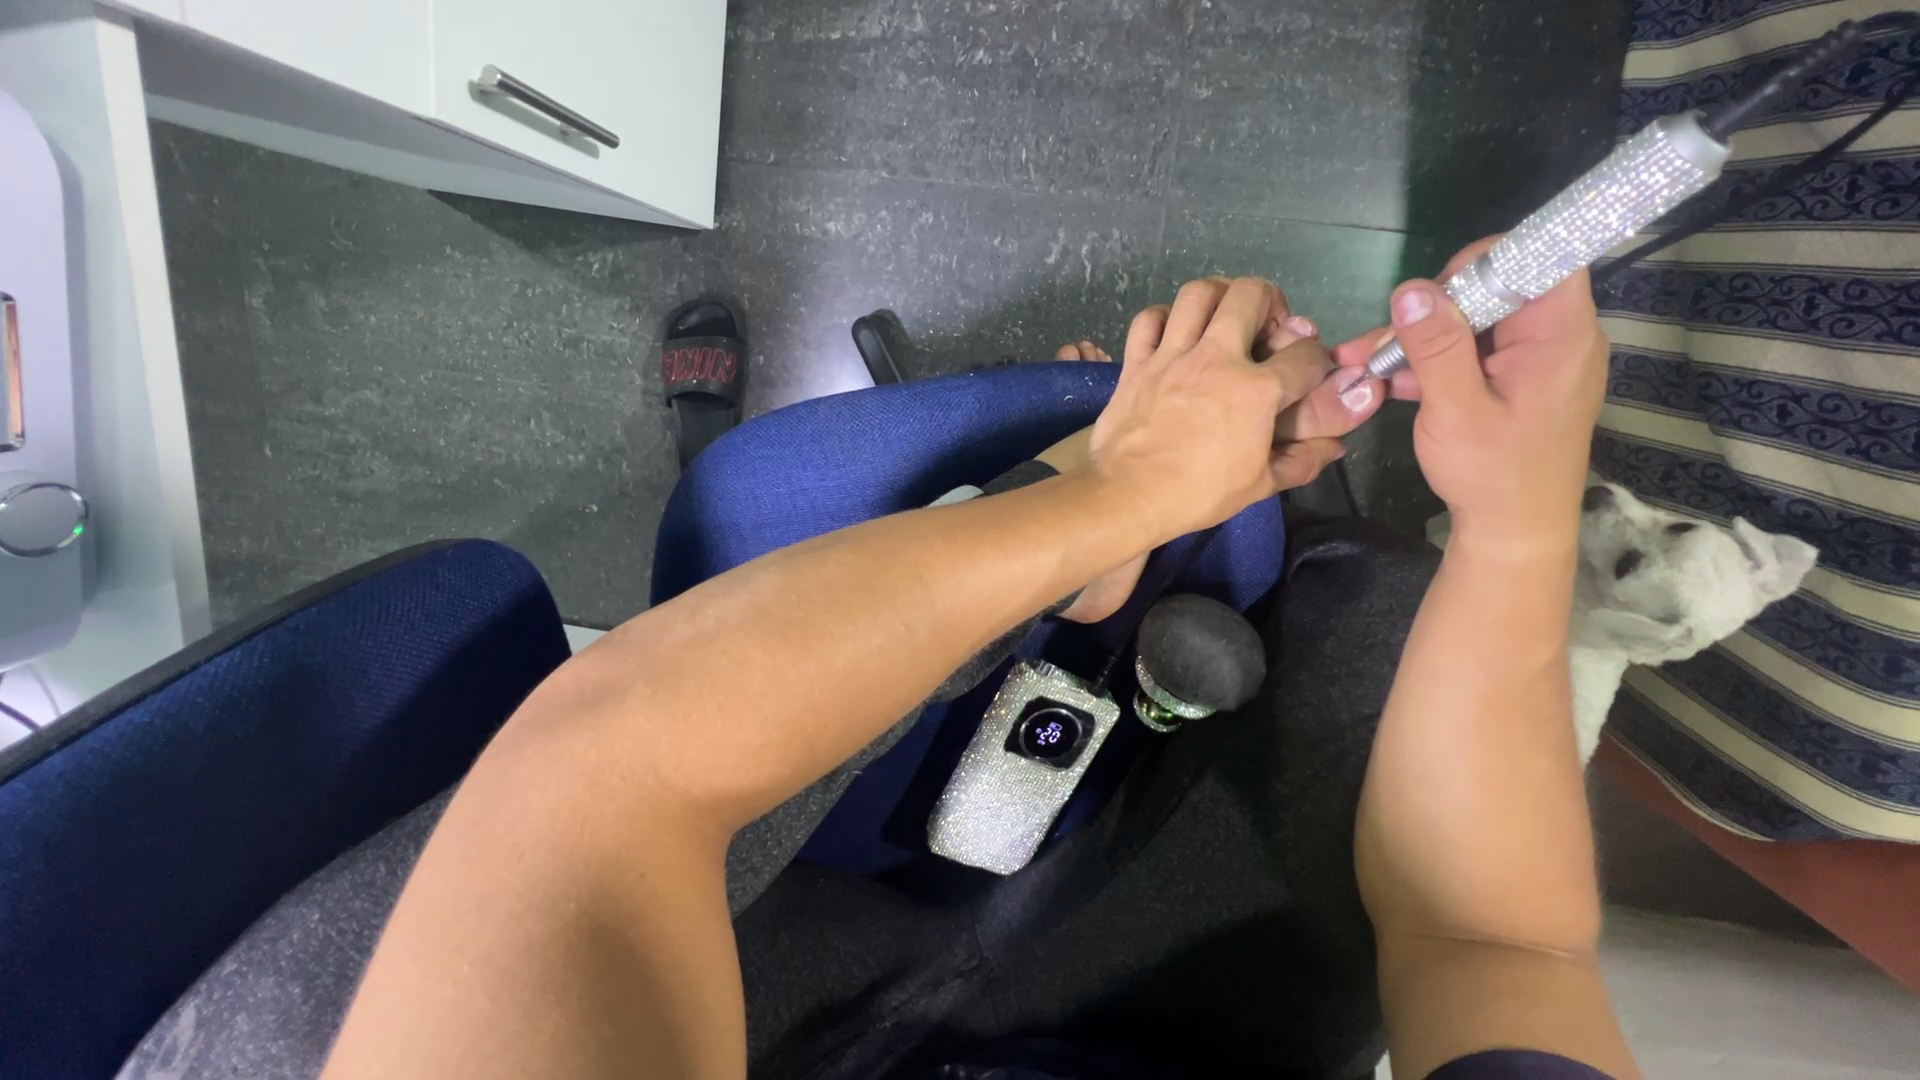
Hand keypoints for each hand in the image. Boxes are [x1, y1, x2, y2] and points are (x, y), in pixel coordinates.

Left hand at [1087, 277, 1349, 542]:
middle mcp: (1216, 359)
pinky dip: (1162, 318)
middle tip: (1266, 324)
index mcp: (1256, 390)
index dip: (1316, 359)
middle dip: (1269, 301)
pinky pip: (1148, 319)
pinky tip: (1172, 333)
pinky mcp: (1135, 364)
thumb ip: (1300, 461)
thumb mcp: (1259, 486)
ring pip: (1197, 294)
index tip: (1307, 371)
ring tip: (1221, 316)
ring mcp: (1171, 357)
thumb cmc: (1197, 494)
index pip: (1305, 355)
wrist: (1128, 496)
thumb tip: (1334, 448)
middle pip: (1250, 294)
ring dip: (1217, 296)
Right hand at [1332, 239, 1608, 551]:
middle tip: (1380, 342)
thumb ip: (1436, 346)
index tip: (1431, 297)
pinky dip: (1432, 363)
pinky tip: (1388, 381)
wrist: (1514, 531)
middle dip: (1431, 310)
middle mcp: (1555, 337)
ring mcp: (1534, 360)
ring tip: (1364, 361)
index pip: (1537, 257)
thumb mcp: (1455, 409)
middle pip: (1495, 290)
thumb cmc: (1491, 472)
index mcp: (1558, 335)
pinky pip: (1472, 353)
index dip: (1482, 263)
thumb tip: (1410, 290)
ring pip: (1474, 324)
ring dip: (1420, 340)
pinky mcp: (1515, 381)